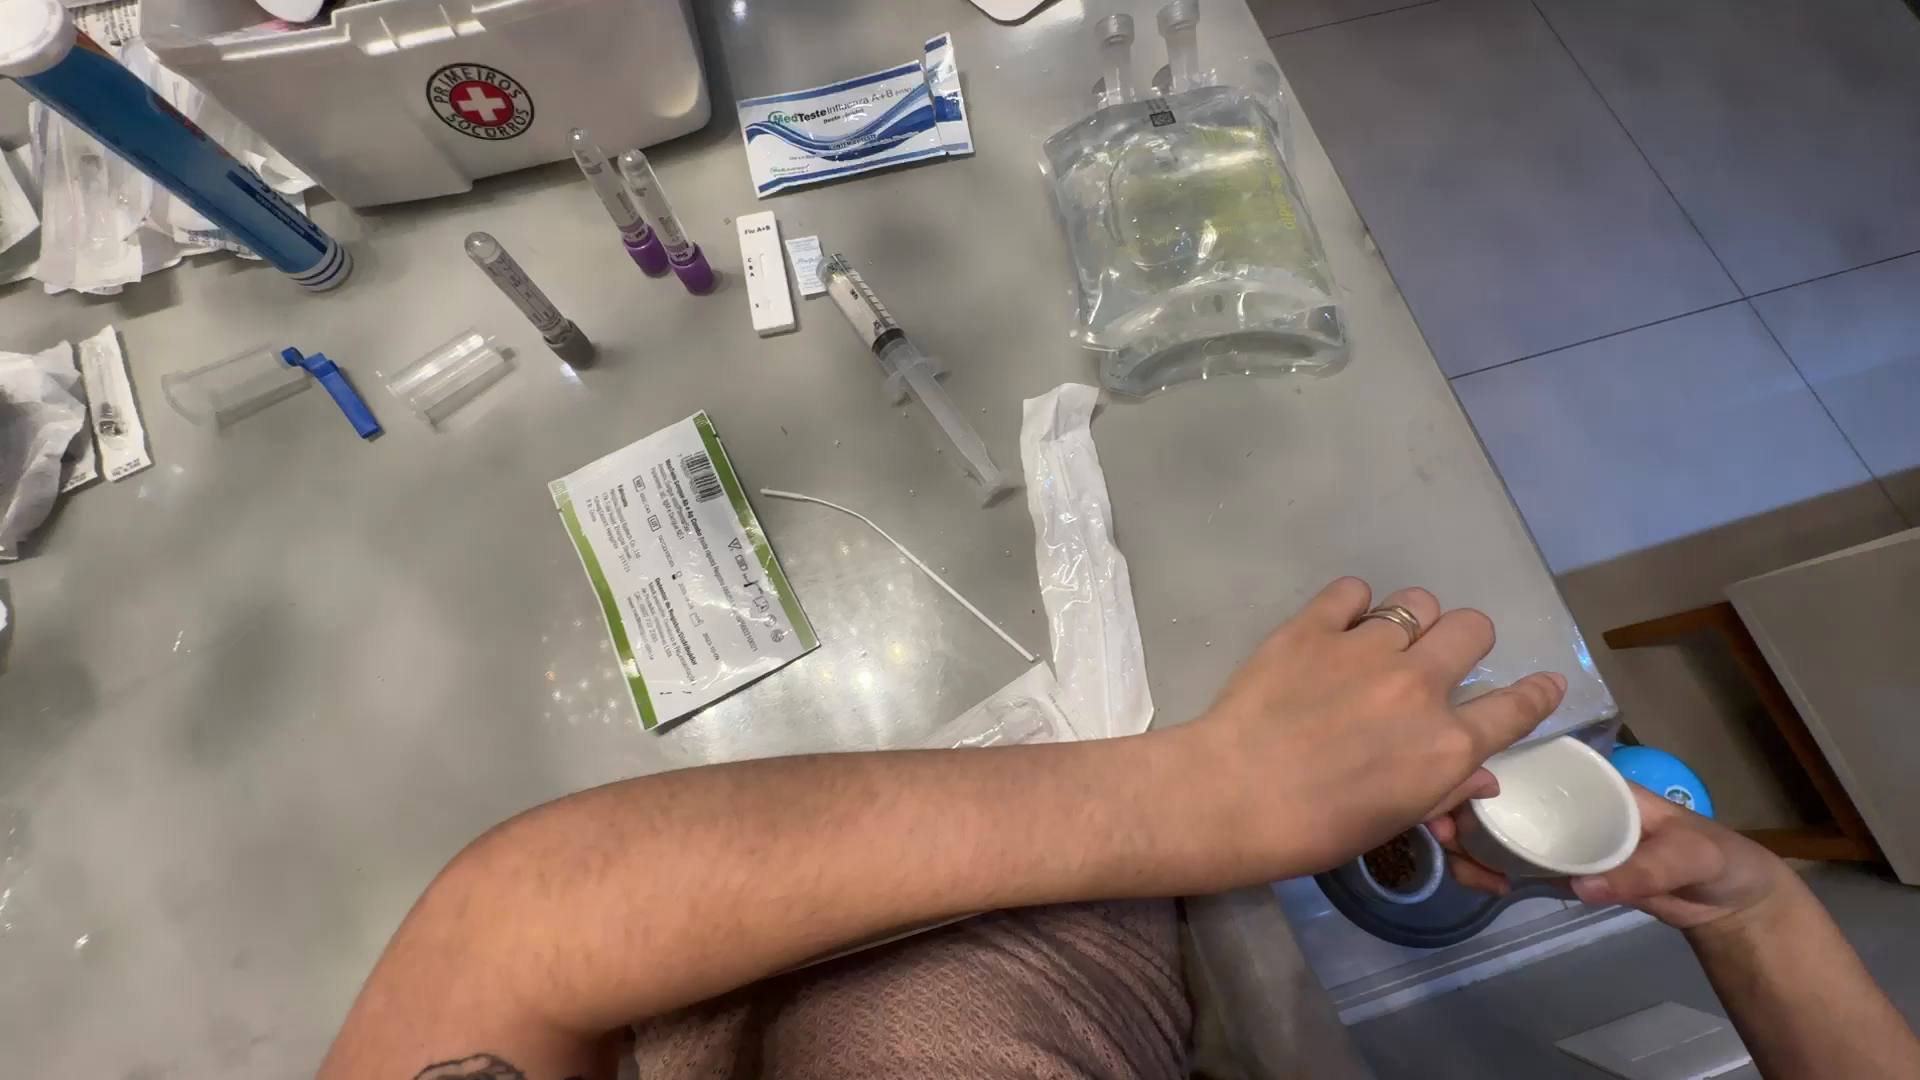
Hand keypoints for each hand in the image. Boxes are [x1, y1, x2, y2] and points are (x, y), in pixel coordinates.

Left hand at [1170, 577, 1565, 881]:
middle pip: (1471, 630)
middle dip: (1463, 640)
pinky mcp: (1311, 629)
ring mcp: (1363, 651)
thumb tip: (1481, 771)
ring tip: (1384, 637)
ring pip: (1415, 603)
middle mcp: (1418, 686)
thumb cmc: (1316, 825)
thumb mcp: (1392, 819)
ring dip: (1409, 619)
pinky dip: (1351, 601)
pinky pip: (1349, 590)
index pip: (1516, 707)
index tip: (1542, 682)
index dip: (1536, 692)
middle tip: (1436, 656)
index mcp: (1448, 743)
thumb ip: (1442, 788)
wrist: (1238, 792)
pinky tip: (1339, 619)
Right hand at [1432, 782, 1794, 931]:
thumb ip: (1640, 870)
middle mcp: (1547, 796)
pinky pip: (1498, 859)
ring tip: (1476, 876)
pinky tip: (1490, 886)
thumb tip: (1578, 888)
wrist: (1728, 901)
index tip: (1449, 799)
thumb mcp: (1689, 855)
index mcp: (1574, 777)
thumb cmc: (1713, 857)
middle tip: (1448, 843)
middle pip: (1482, 794)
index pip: (1511, 761)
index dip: (1471, 773)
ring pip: (1480, 828)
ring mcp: (1542, 828)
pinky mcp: (1542, 861)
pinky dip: (1481, 870)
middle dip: (1451, 813)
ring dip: (1462, 847)